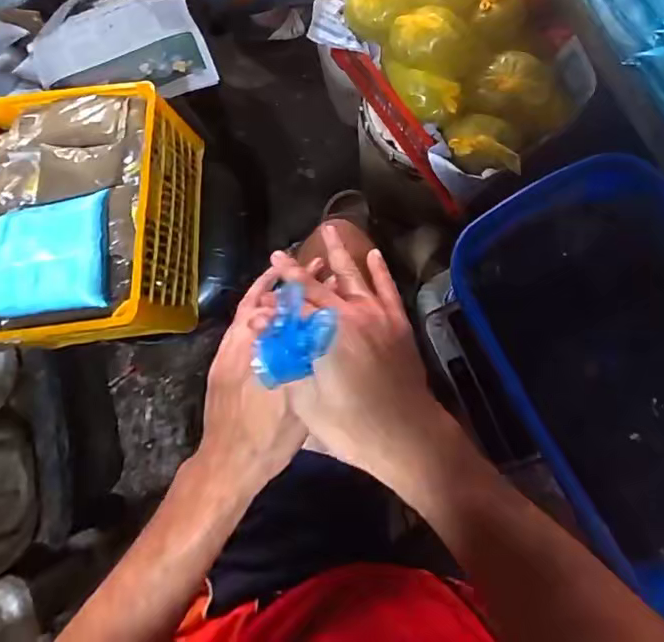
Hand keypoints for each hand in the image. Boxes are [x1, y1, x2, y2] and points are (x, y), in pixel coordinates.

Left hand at [194, 262, 308, 496]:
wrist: (227, 466)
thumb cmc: (265, 438)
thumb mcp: (294, 400)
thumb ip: (301, 360)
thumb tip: (315, 327)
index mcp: (254, 348)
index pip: (276, 303)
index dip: (297, 284)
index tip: (316, 269)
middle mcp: (238, 344)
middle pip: (263, 300)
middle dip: (287, 282)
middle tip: (313, 267)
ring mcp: (228, 354)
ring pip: (252, 311)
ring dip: (273, 294)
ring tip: (296, 282)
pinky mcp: (224, 365)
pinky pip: (246, 326)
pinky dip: (262, 312)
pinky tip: (279, 314)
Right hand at [279, 229, 458, 489]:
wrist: (406, 434)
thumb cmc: (351, 425)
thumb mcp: (307, 402)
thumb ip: (289, 365)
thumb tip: (272, 343)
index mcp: (325, 333)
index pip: (292, 309)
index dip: (273, 305)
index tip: (258, 300)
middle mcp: (350, 314)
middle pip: (318, 287)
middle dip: (295, 272)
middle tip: (279, 255)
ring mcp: (377, 315)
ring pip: (353, 276)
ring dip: (339, 254)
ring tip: (330, 231)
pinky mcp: (397, 322)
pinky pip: (386, 288)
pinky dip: (379, 270)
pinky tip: (373, 255)